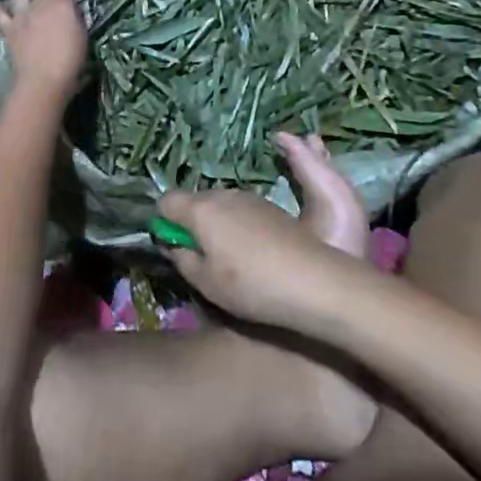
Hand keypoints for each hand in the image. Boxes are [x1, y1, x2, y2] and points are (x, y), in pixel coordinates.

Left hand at [0, 0, 86, 96]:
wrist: (44, 79)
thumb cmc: (70, 62)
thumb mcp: (83, 38)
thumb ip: (76, 22)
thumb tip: (71, 17)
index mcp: (64, 5)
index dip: (69, 6)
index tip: (71, 16)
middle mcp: (42, 3)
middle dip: (47, 2)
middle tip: (50, 16)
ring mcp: (23, 14)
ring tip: (26, 7)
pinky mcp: (9, 27)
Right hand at [158, 133, 376, 331]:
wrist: (316, 283)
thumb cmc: (252, 286)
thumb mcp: (206, 283)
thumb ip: (182, 258)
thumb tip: (173, 245)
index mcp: (200, 209)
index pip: (167, 200)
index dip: (164, 221)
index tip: (174, 243)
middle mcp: (223, 195)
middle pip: (195, 201)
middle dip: (192, 222)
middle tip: (201, 256)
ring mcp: (251, 199)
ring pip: (221, 205)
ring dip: (218, 225)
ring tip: (230, 259)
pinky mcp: (274, 209)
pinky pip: (243, 211)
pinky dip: (240, 227)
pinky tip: (253, 255)